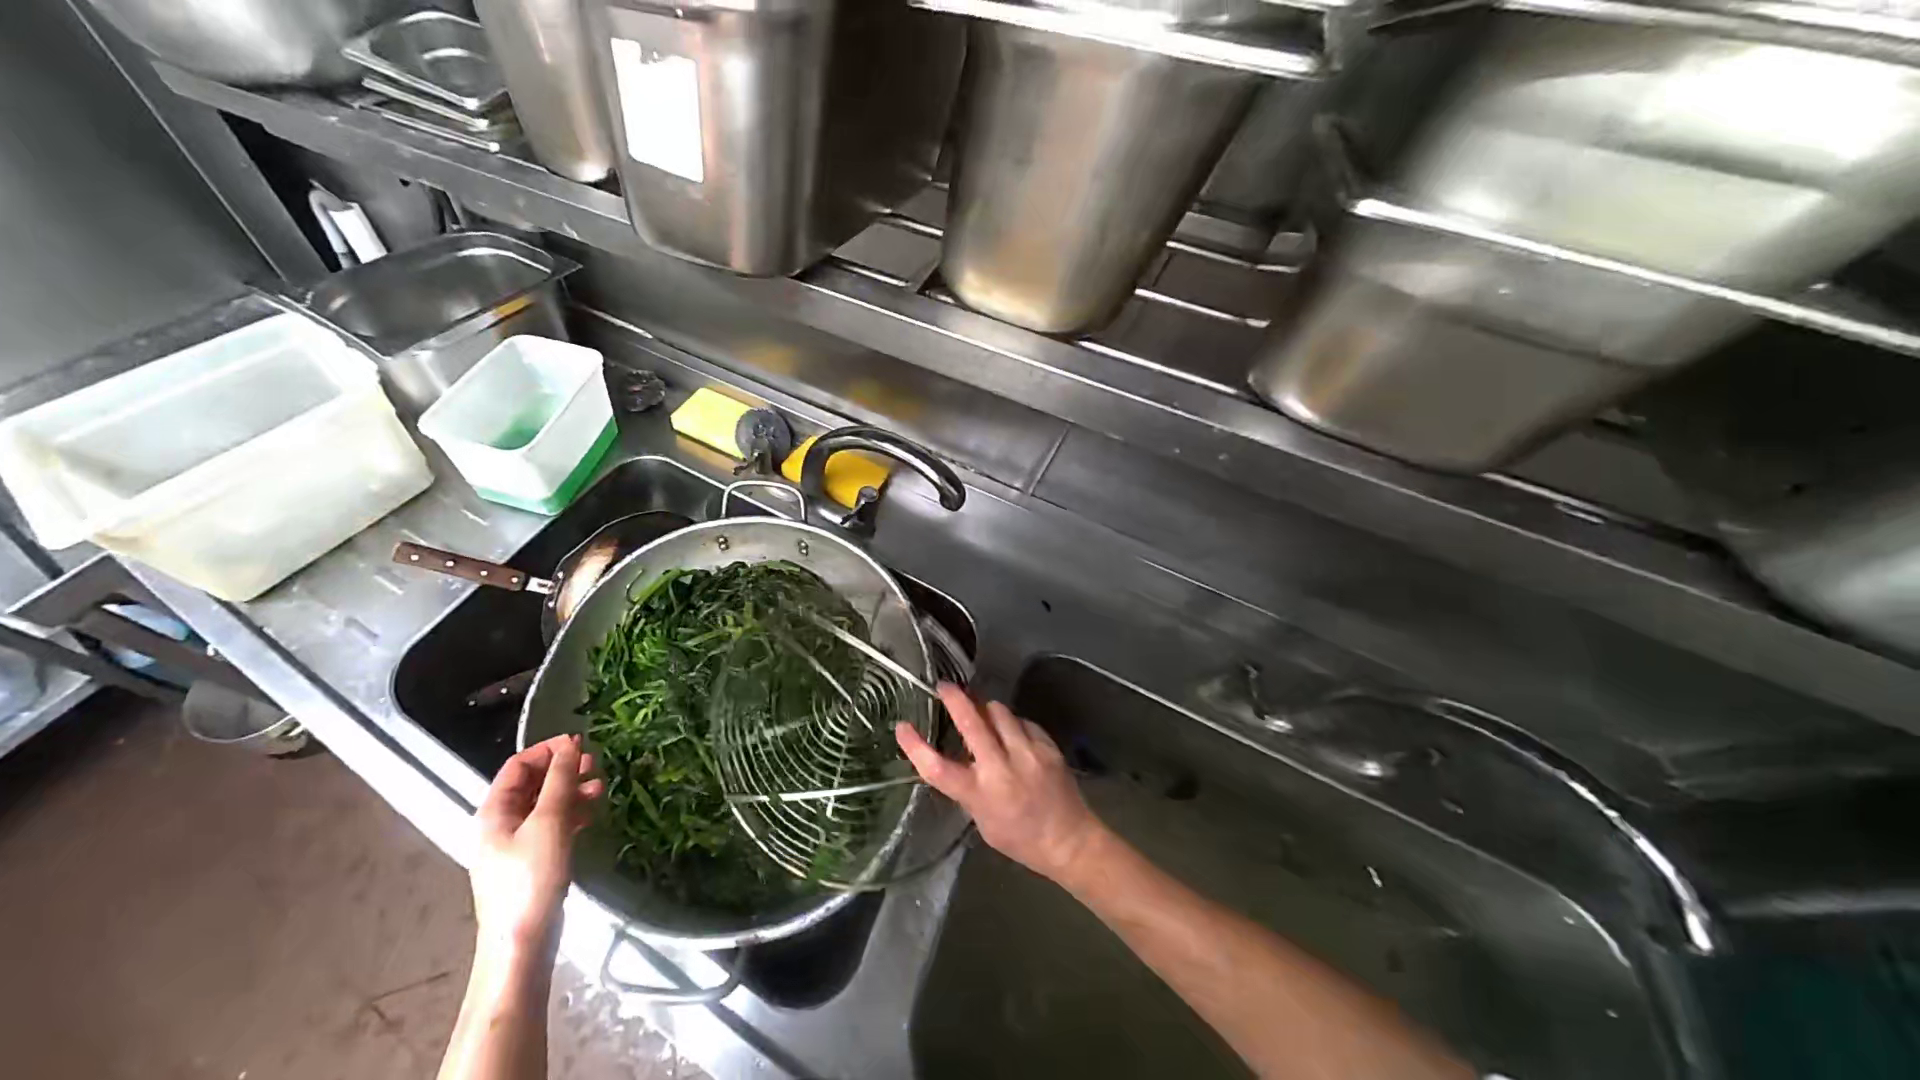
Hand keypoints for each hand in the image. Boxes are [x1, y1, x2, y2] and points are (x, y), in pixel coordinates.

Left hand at [470, 734, 603, 951]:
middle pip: (533, 783)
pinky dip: (572, 813)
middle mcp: (502, 823)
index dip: (548, 749)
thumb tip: (570, 745)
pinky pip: (553, 824)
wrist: (522, 942)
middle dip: (563, 769)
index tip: (581, 743)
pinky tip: (592, 813)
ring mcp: (518, 843)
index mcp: (495, 811)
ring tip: (600, 787)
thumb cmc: (531, 878)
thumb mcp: (549, 822)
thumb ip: (560, 781)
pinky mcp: (534, 860)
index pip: (518, 765)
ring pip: (546, 803)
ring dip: (572, 790)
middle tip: (595, 763)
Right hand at [896, 683, 1105, 883]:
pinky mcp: (1047, 746)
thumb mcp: (982, 820)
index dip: (915, 746)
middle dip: (954, 698)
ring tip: (982, 711)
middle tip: (944, 686)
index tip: (902, 727)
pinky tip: (1011, 731)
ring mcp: (1027, 753)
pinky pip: (1022, 721)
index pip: (937, 768)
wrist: (1069, 840)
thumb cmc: (1019, 838)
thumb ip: (968, 787)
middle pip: (970, 721)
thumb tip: (958, 757)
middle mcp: (1001, 769)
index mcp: (979, 794)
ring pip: (999, 712)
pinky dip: (1012, 722)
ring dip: (986, 709)